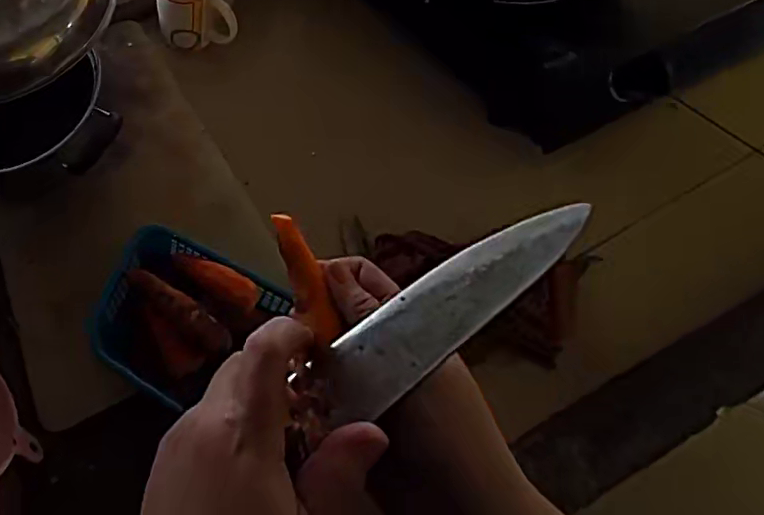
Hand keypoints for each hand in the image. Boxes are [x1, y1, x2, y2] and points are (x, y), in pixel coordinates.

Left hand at [142, 315, 389, 514]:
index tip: (313, 341)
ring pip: (221, 390)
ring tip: (280, 448)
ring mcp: (175, 440)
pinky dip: (227, 424)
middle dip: (276, 372)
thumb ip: (335, 475)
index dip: (289, 331)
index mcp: (239, 431)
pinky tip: (244, 471)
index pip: (263, 347)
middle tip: (309, 409)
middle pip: (242, 363)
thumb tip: (371, 432)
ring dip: (252, 398)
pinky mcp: (160, 461)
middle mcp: (201, 421)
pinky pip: (201, 420)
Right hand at [319, 257, 562, 514]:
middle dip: (310, 319)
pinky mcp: (348, 420)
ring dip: (306, 362)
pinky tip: (305, 405)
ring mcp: (362, 384)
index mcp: (400, 320)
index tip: (301, 284)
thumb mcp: (413, 363)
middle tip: (297, 333)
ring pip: (318, 355)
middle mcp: (378, 347)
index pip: (359, 276)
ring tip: (300, 372)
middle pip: (331, 313)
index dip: (330, 273)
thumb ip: (372, 318)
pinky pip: (317, 398)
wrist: (467, 510)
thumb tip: (334, 271)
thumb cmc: (457, 432)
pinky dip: (307, 399)